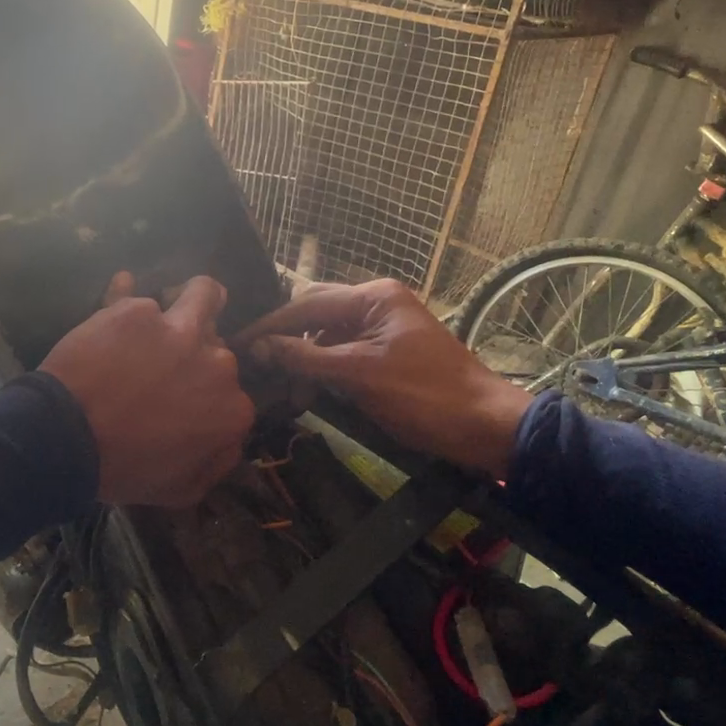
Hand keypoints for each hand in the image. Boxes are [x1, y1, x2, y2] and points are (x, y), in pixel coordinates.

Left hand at [40, 273, 253, 507]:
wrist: (66, 438)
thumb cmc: (124, 469)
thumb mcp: (181, 488)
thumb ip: (216, 460)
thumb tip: (229, 436)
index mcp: (232, 408)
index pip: (230, 391)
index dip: (207, 392)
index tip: (182, 399)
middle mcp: (216, 361)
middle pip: (214, 344)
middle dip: (195, 349)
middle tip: (162, 363)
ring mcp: (177, 328)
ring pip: (202, 294)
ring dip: (195, 296)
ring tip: (172, 304)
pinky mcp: (135, 310)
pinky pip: (131, 292)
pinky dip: (123, 297)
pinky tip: (114, 298)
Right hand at [236, 279, 531, 477]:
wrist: (488, 428)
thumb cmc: (424, 396)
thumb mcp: (358, 375)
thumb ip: (304, 357)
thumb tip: (258, 347)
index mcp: (373, 296)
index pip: (306, 304)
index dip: (269, 326)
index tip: (237, 343)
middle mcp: (376, 303)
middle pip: (315, 315)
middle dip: (285, 342)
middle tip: (254, 365)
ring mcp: (384, 328)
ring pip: (327, 337)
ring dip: (303, 361)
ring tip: (281, 389)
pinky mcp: (389, 354)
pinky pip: (344, 354)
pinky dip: (324, 372)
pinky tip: (307, 392)